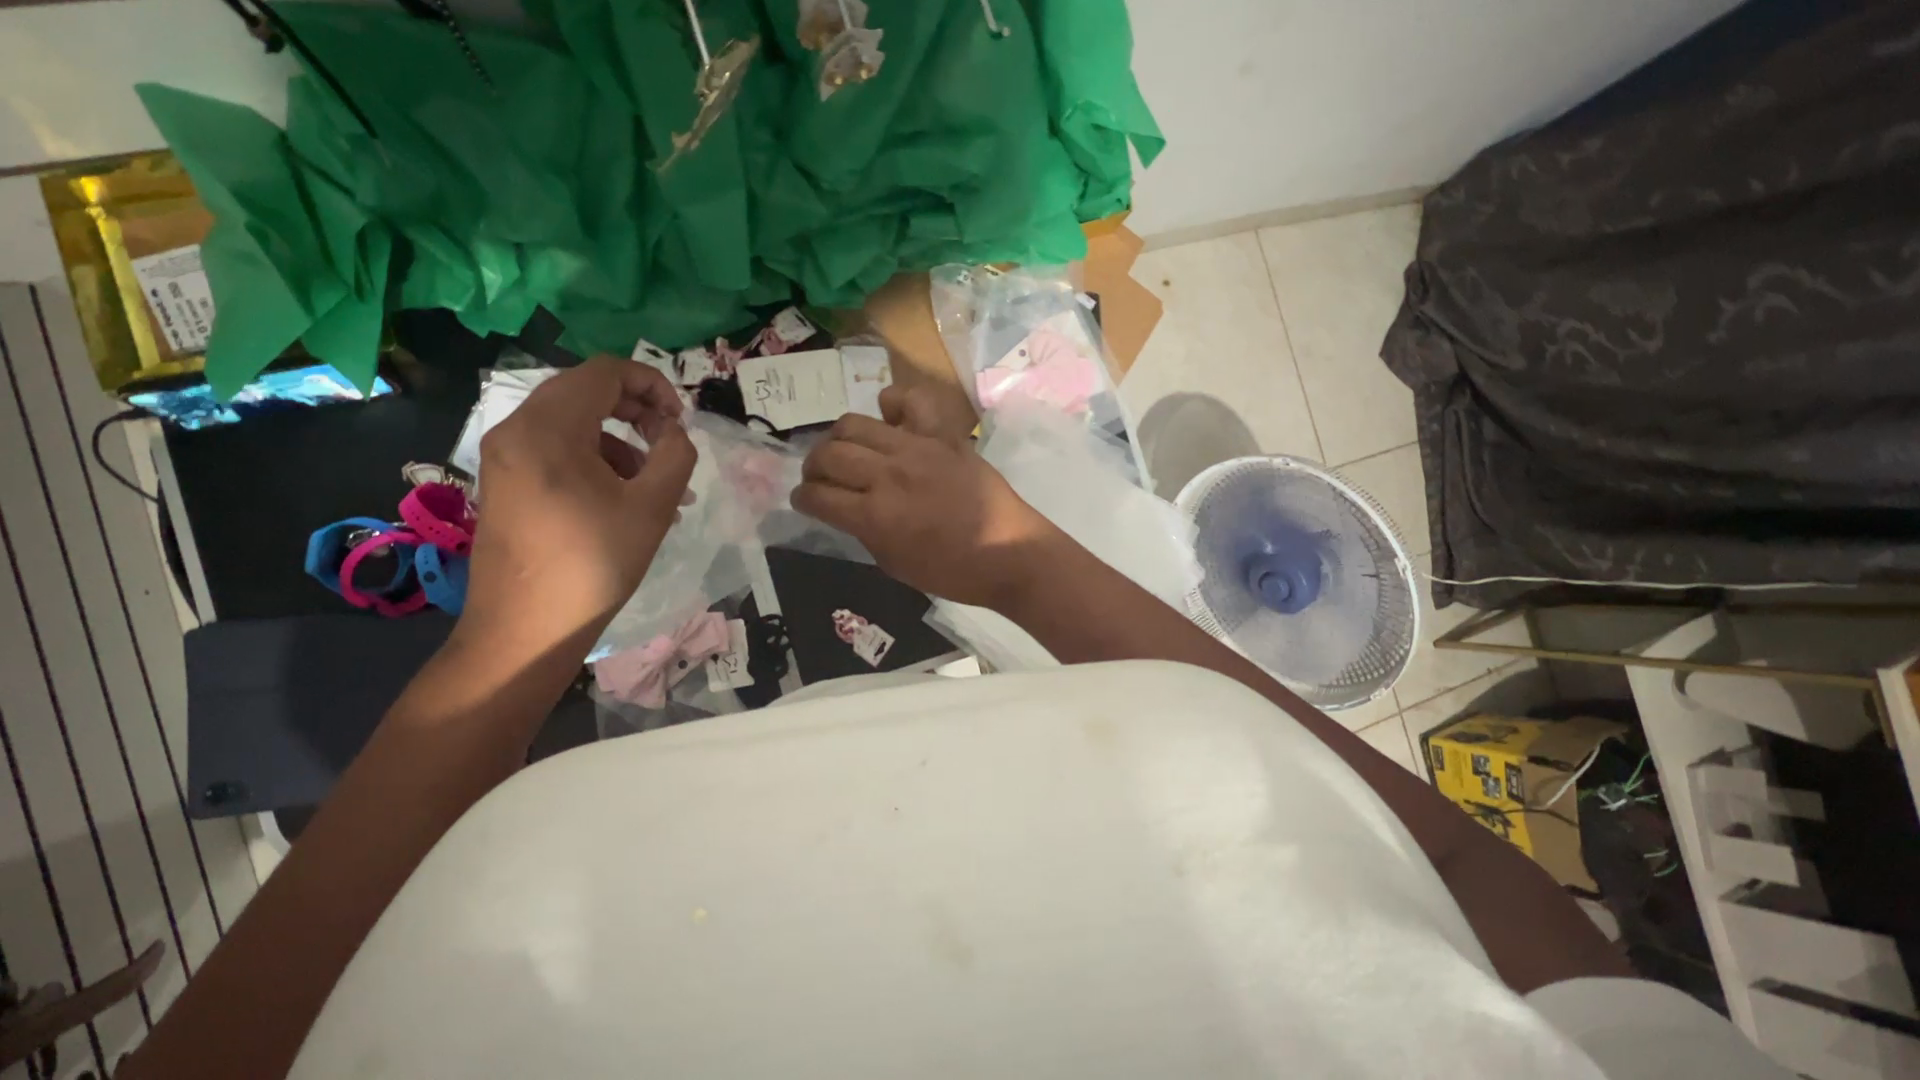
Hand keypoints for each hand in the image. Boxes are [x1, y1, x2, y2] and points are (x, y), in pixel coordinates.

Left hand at [461, 356, 696, 655]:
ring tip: (656, 483)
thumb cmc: (592, 566)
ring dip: (618, 440)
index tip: (680, 421)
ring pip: (570, 422)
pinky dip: (592, 460)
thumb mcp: (652, 507)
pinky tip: (623, 500)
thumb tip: (673, 432)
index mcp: (548, 428)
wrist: (524, 630)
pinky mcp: (503, 483)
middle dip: (636, 410)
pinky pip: (553, 450)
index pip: (605, 372)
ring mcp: (504, 457)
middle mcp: (516, 430)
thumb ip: (675, 455)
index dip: (652, 384)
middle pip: (584, 391)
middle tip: (670, 442)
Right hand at [794, 385, 1061, 607]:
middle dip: (813, 468)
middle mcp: (888, 475)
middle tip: (821, 479)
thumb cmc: (953, 571)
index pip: (817, 496)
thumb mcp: (895, 565)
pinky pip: (910, 400)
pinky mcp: (943, 434)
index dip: (803, 499)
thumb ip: (865, 533)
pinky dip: (892, 403)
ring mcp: (916, 448)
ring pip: (854, 424)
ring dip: (839, 439)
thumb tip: (847, 510)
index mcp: (875, 516)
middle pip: (828, 455)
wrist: (1011, 552)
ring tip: (848, 451)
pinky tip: (889, 420)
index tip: (805, 500)